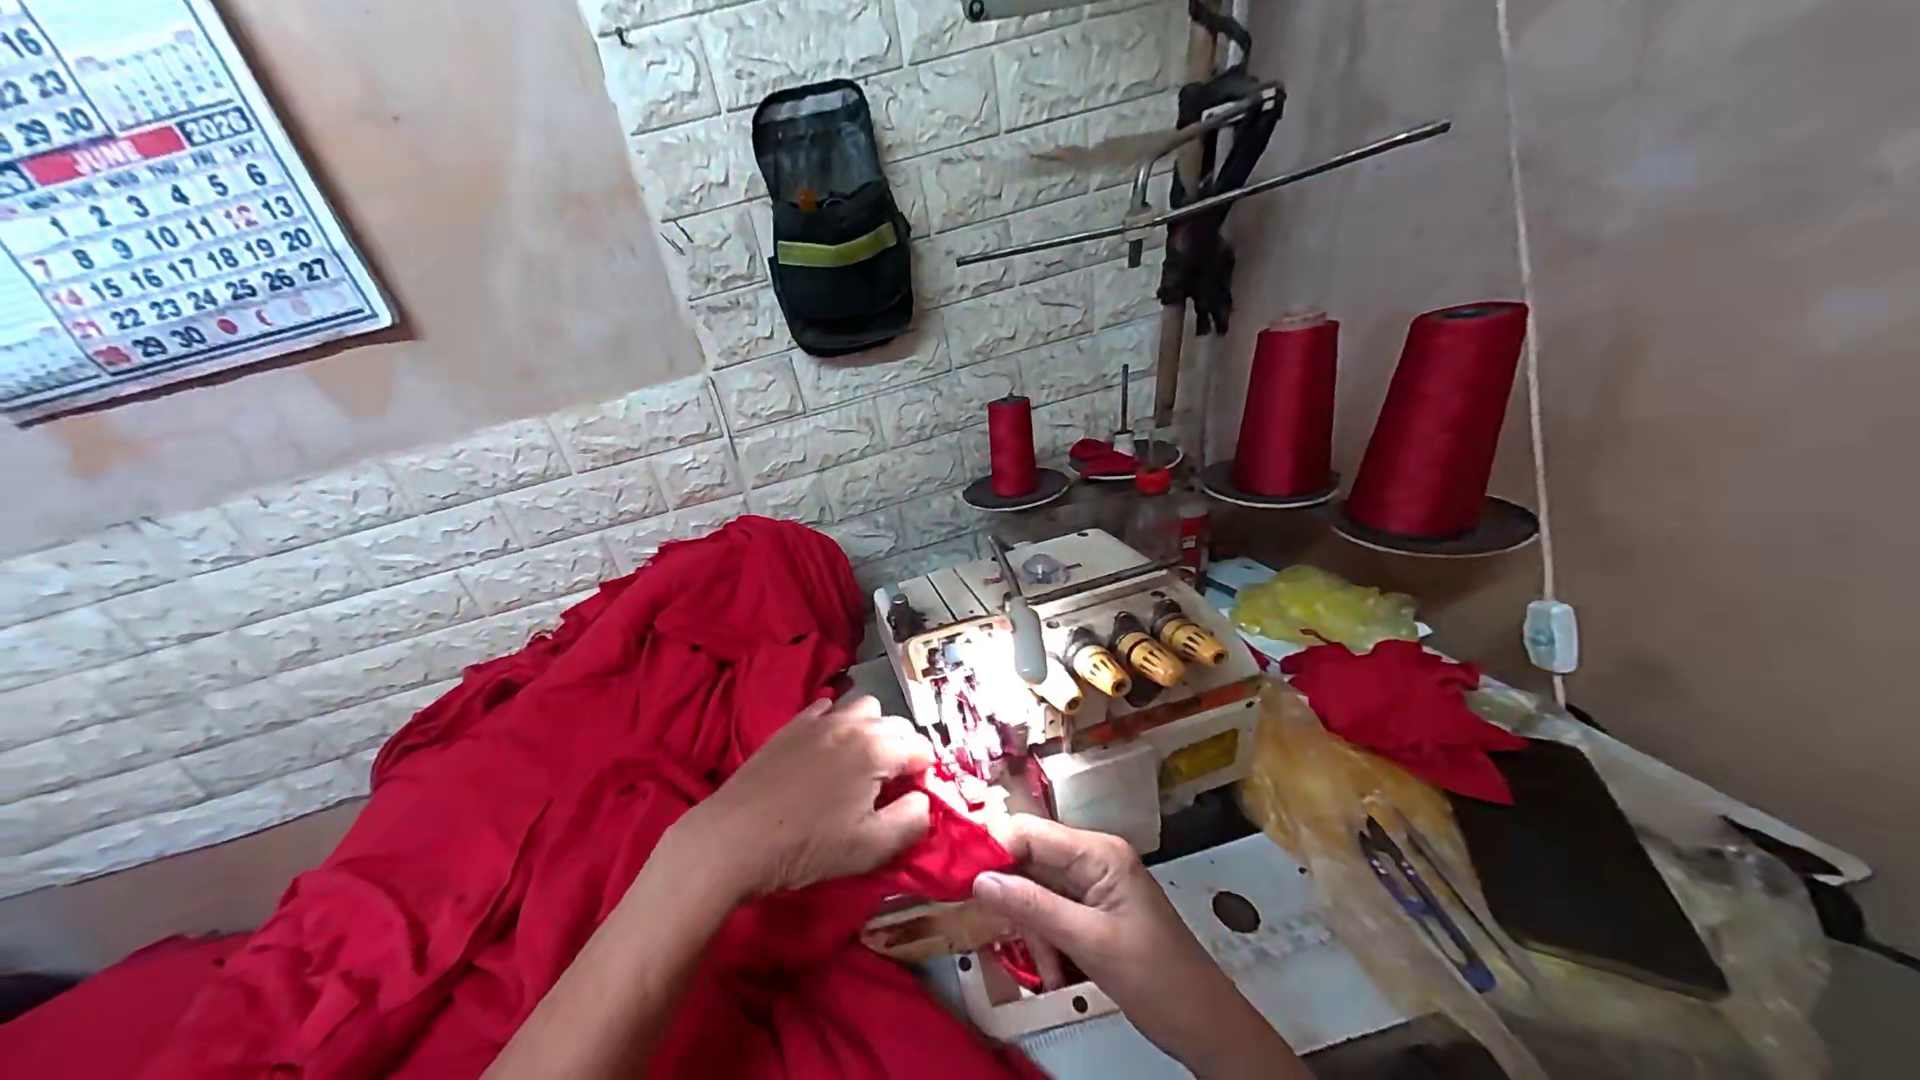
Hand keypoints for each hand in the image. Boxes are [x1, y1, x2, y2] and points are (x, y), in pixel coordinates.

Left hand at [673, 695, 934, 900]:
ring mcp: (819, 720)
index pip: (922, 749)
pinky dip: (837, 721)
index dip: (923, 775)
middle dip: (903, 749)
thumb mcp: (871, 847)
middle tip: (887, 788)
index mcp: (878, 749)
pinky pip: (826, 708)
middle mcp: (853, 724)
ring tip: (860, 764)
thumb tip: (923, 799)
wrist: (733, 838)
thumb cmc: (806, 846)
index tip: (909, 800)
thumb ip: (913, 820)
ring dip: (873, 729)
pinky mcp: (792, 725)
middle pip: (897, 724)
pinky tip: (826, 749)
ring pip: (864, 707)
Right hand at [972, 816, 1305, 1079]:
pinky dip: (1046, 941)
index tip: (959, 874)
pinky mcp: (1093, 909)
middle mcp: (1093, 858)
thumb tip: (979, 878)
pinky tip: (1055, 972)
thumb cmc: (1157, 978)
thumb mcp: (1091, 943)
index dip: (993, 848)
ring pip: (1037, 893)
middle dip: (1014, 902)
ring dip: (1032, 931)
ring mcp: (1093, 885)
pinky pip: (1052, 913)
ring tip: (1047, 971)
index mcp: (1099, 852)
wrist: (1207, 1026)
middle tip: (999, 933)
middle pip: (1030, 862)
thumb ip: (1033, 907)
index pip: (1031, 832)